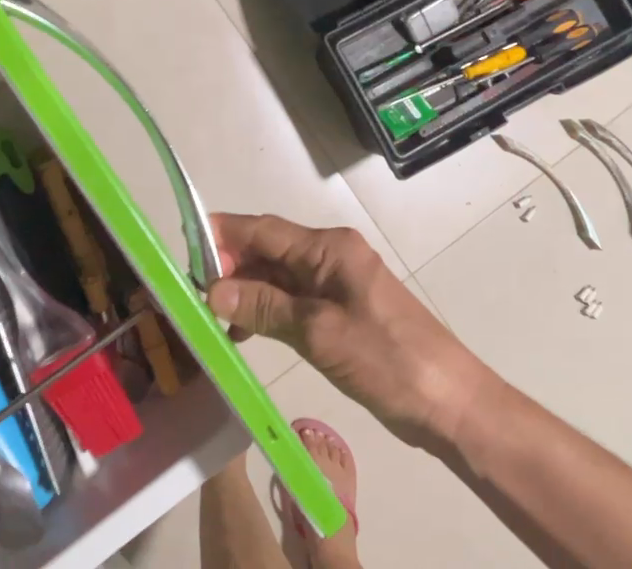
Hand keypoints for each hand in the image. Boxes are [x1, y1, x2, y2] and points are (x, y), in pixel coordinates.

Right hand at [205, 213, 489, 450]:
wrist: (448, 402)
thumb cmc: (386, 359)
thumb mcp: (318, 332)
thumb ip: (263, 307)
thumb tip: (212, 290)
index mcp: (329, 248)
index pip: (263, 230)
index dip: (220, 236)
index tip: (182, 251)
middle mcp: (330, 257)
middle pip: (266, 251)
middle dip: (227, 268)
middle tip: (189, 295)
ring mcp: (334, 286)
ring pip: (275, 277)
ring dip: (243, 293)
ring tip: (209, 319)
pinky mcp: (337, 313)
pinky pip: (289, 301)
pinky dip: (263, 312)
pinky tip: (240, 335)